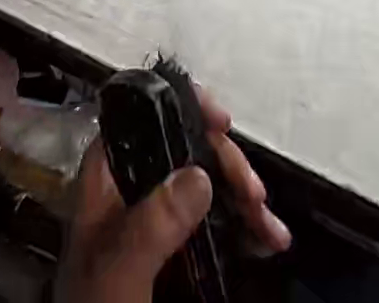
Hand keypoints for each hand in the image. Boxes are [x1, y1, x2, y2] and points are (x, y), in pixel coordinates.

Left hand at [57, 86, 291, 302]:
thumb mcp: (117, 273)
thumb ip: (150, 226)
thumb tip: (200, 175)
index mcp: (108, 184)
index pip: (140, 119)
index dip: (181, 106)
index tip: (222, 122)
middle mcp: (134, 193)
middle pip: (187, 149)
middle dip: (228, 164)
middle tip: (255, 194)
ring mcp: (159, 221)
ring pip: (210, 183)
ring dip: (246, 195)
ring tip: (270, 228)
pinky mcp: (181, 249)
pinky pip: (221, 220)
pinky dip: (248, 224)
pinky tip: (269, 239)